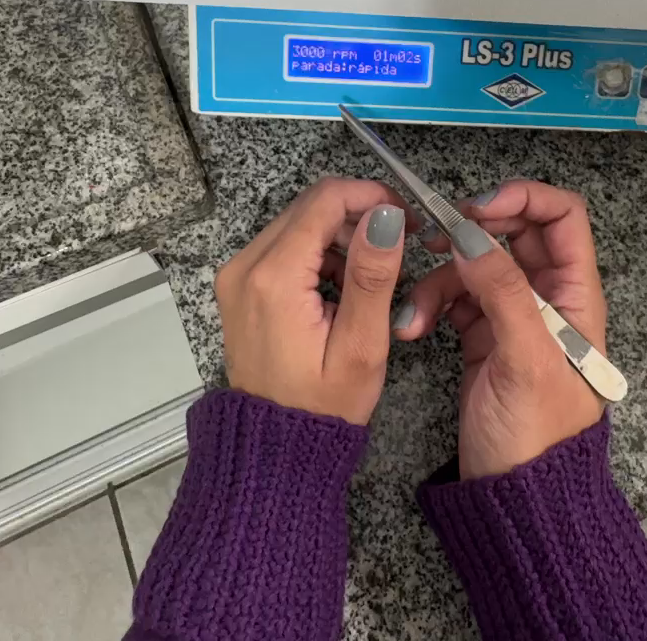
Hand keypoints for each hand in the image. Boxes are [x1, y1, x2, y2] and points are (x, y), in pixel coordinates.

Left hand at [215, 177, 412, 423]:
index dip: (371, 195)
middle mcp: (245, 264)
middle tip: (402, 239)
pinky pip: (286, 243)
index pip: (325, 200)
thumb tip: (386, 215)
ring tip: (377, 267)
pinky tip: (345, 282)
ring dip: (342, 232)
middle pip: (311, 205)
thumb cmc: (323, 406)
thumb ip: (372, 275)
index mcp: (274, 277)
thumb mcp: (359, 345)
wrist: (272, 451)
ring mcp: (238, 273)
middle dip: (360, 212)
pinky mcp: (241, 284)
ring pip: (299, 220)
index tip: (407, 216)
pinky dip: (321, 249)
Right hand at [397, 180, 606, 476]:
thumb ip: (504, 292)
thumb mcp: (526, 360)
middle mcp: (546, 294)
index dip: (525, 199)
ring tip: (415, 308)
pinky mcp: (481, 332)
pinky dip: (429, 303)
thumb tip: (469, 234)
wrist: (516, 500)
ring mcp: (511, 313)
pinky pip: (453, 296)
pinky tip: (412, 326)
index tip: (478, 207)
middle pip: (512, 232)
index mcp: (573, 293)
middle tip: (434, 236)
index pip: (562, 217)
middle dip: (471, 229)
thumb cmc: (537, 437)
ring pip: (474, 264)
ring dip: (440, 276)